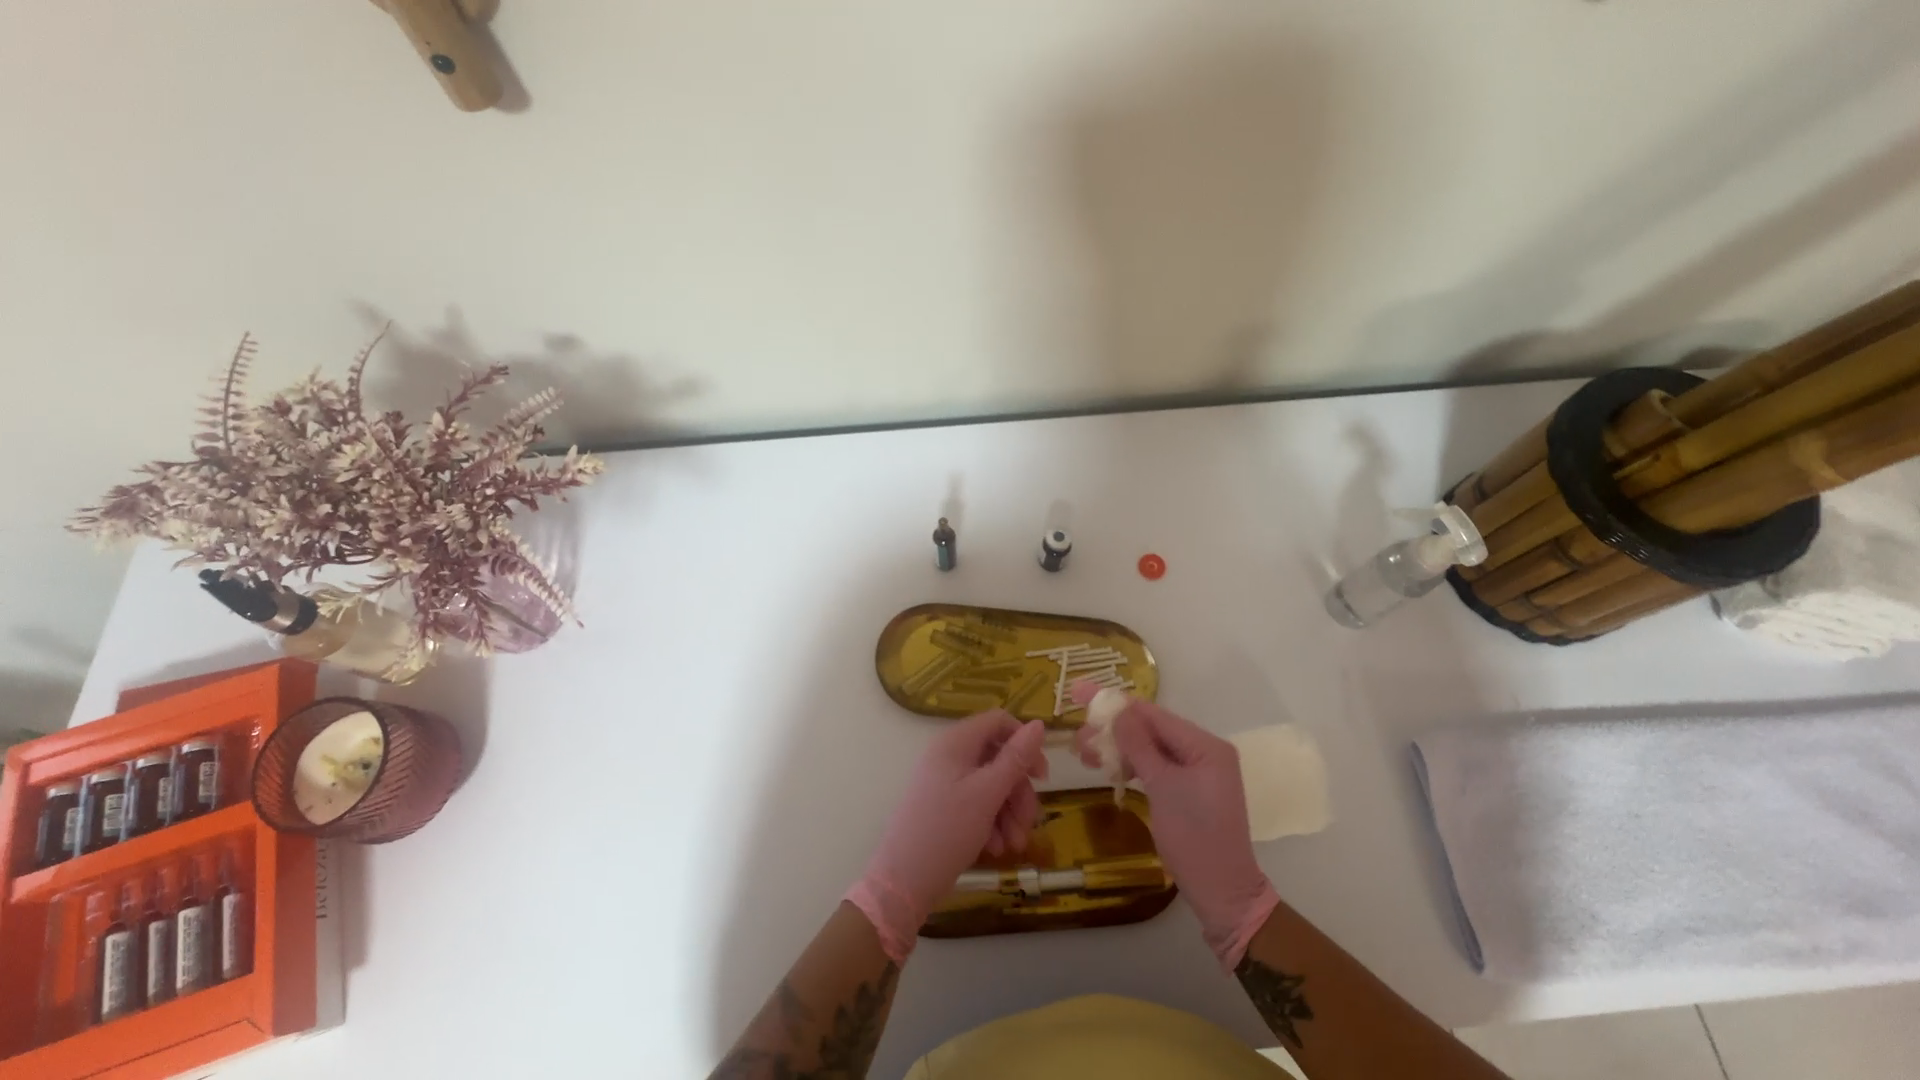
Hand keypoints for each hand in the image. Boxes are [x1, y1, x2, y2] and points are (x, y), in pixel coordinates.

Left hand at [846, 710, 1048, 961]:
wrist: (903, 881)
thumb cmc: (947, 830)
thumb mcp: (987, 794)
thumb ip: (1015, 758)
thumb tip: (1039, 724)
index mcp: (955, 743)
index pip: (999, 722)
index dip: (1024, 743)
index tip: (1042, 776)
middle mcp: (949, 756)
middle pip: (999, 759)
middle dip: (1018, 793)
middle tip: (1029, 823)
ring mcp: (945, 782)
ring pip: (992, 785)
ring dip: (1009, 813)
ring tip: (1013, 845)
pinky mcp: (945, 807)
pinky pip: (978, 804)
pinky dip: (992, 824)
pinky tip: (995, 848)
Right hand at [1075, 694, 1278, 968]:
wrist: (1222, 891)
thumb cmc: (1194, 837)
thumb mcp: (1163, 788)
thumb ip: (1139, 746)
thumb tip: (1118, 711)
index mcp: (1205, 746)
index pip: (1154, 714)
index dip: (1115, 704)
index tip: (1080, 692)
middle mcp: (1204, 752)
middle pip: (1151, 729)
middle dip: (1113, 730)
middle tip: (1076, 736)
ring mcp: (1197, 773)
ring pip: (1150, 749)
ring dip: (1118, 749)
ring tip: (1082, 753)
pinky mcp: (1188, 791)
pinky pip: (1156, 768)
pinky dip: (1132, 766)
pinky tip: (1107, 768)